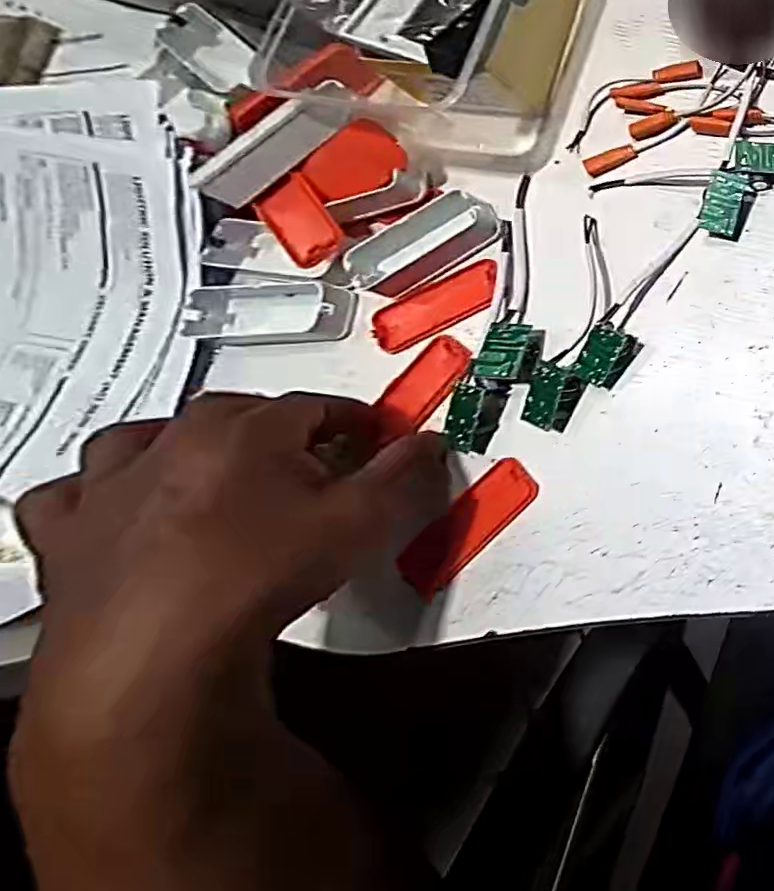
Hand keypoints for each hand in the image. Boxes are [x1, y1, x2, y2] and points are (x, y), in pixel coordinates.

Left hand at [10, 393, 447, 890]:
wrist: (160, 651)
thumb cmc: (268, 573)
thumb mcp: (363, 517)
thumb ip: (400, 470)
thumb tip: (427, 440)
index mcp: (248, 433)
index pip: (314, 405)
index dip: (354, 419)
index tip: (377, 438)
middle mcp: (173, 445)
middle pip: (234, 410)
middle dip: (279, 424)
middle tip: (315, 456)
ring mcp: (107, 487)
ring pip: (140, 436)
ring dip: (183, 440)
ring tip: (218, 465)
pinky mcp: (63, 533)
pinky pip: (69, 490)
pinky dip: (100, 487)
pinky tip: (127, 501)